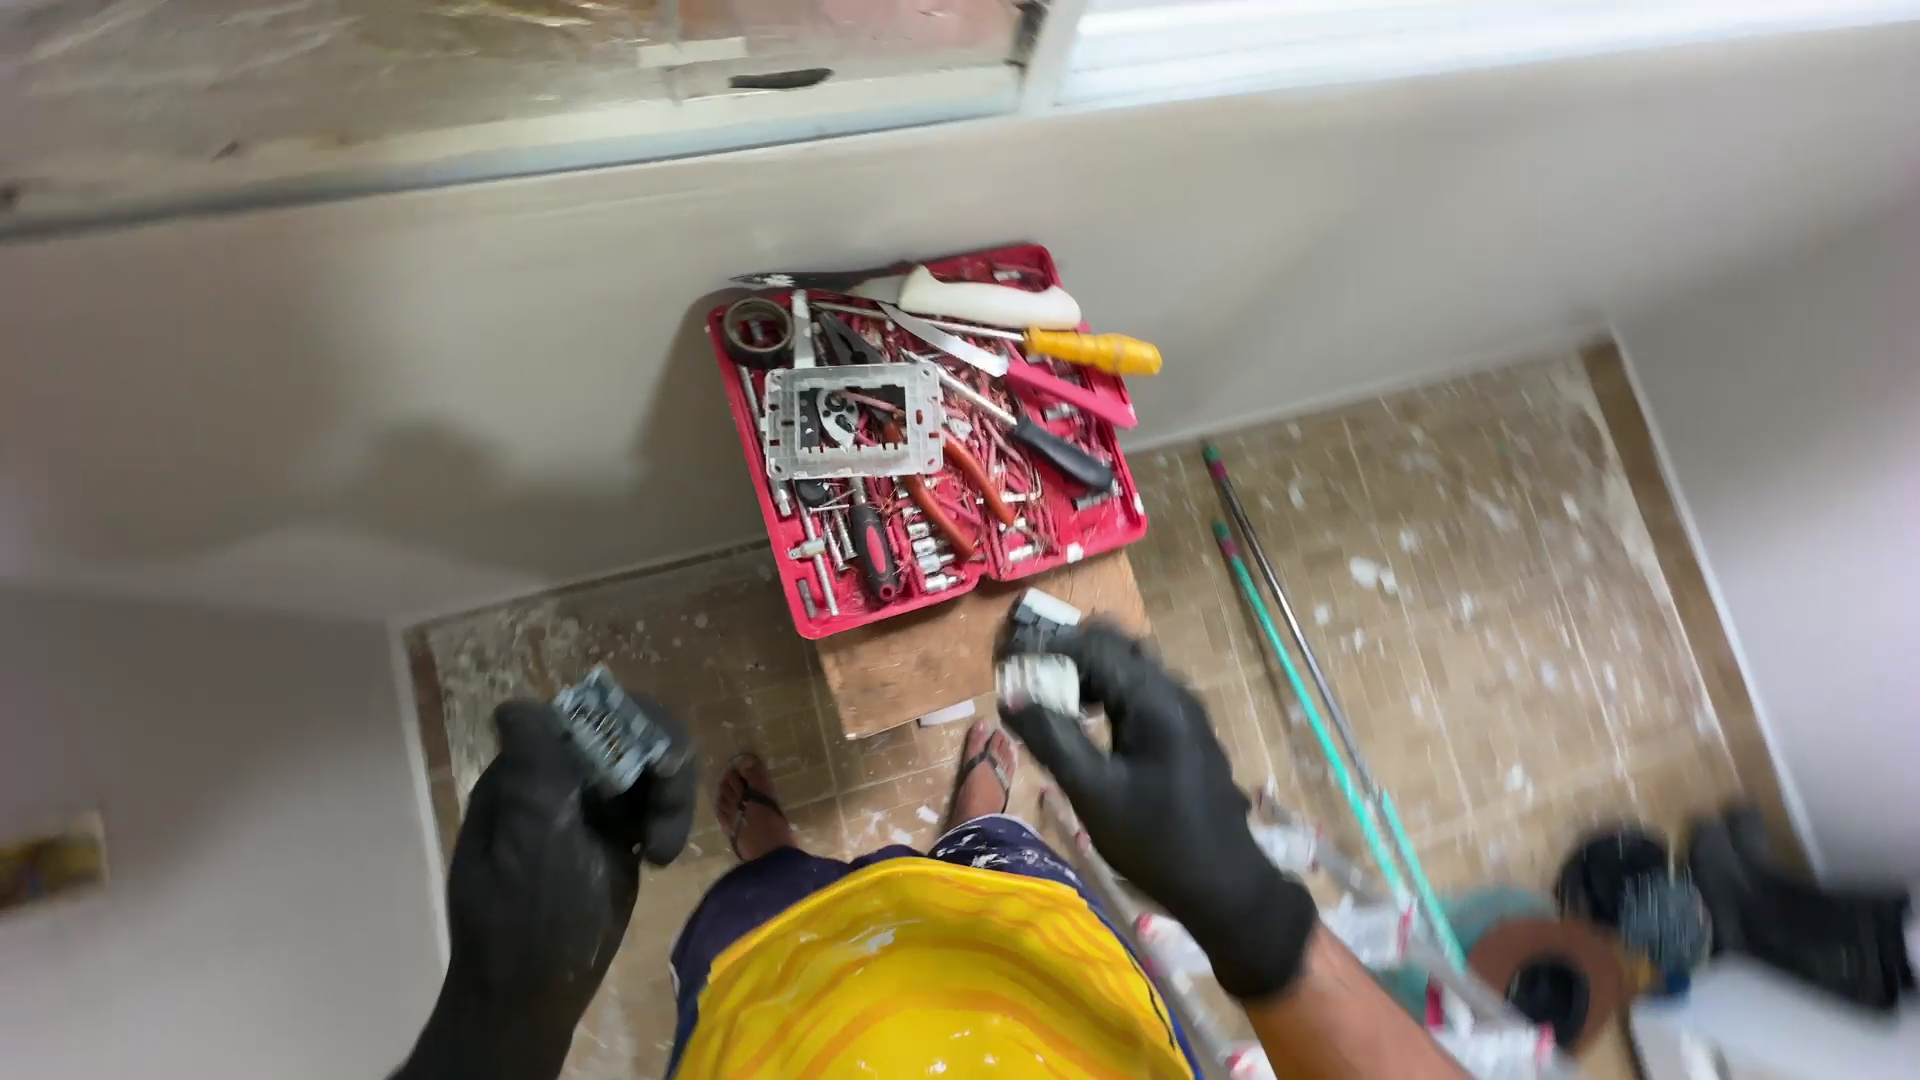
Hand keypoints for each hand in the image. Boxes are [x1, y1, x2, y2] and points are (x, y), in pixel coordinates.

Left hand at [396, 700, 695, 1079]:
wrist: (535, 994)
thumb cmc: (526, 920)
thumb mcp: (529, 845)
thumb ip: (531, 773)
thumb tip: (514, 705)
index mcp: (530, 769)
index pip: (590, 713)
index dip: (633, 727)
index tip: (658, 767)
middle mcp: (562, 773)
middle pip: (633, 732)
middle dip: (663, 769)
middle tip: (665, 816)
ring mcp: (593, 799)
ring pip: (655, 761)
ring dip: (672, 797)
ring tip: (662, 848)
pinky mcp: (619, 823)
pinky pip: (659, 794)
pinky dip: (672, 814)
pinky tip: (661, 852)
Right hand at [999, 622, 1316, 999]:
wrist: (1225, 886)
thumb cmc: (1156, 842)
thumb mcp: (1093, 793)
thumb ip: (1051, 738)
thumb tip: (1009, 697)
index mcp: (1154, 698)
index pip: (1090, 646)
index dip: (1044, 647)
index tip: (1007, 661)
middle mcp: (1172, 689)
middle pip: (1110, 644)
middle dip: (1063, 651)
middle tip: (1023, 674)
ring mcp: (1181, 706)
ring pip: (1124, 663)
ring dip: (1082, 669)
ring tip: (1044, 694)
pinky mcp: (1181, 725)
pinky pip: (1136, 687)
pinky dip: (1103, 689)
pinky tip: (1082, 716)